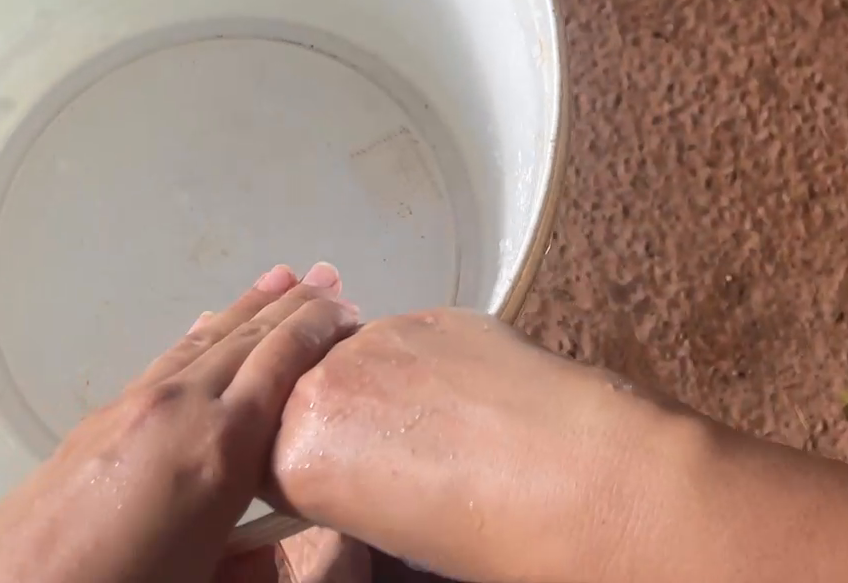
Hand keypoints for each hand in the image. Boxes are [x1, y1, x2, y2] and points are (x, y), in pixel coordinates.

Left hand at [0, 263, 358, 582]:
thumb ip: (263, 559)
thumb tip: (299, 543)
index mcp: (222, 445)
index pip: (284, 359)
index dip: (320, 327)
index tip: (351, 309)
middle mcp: (184, 404)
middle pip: (251, 335)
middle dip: (296, 303)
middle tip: (332, 274)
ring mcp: (138, 401)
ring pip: (210, 335)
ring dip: (251, 304)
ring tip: (286, 275)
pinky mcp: (102, 413)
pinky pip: (170, 354)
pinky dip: (205, 328)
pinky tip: (212, 317)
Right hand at [269, 308, 673, 582]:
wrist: (581, 474)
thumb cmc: (490, 537)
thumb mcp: (391, 537)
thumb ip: (347, 490)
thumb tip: (355, 474)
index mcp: (302, 452)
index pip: (265, 452)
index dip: (300, 466)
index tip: (331, 480)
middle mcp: (330, 379)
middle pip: (304, 390)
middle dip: (333, 414)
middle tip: (386, 449)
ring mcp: (387, 333)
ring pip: (357, 354)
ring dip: (377, 381)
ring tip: (432, 416)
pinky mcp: (438, 310)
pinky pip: (406, 337)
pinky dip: (420, 360)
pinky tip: (465, 389)